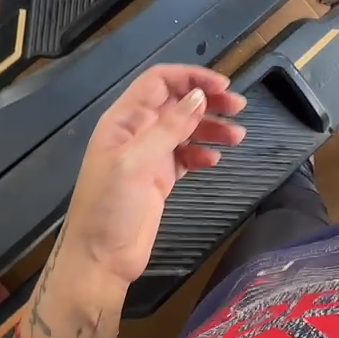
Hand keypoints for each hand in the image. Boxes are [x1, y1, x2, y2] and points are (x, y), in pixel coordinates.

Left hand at [53, 65, 246, 301]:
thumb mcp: (136, 162)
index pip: (159, 82)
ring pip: (186, 128)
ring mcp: (149, 155)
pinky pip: (187, 155)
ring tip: (238, 136)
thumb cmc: (110, 206)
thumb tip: (199, 97)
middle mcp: (137, 132)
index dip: (190, 78)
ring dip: (211, 127)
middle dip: (207, 101)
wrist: (99, 260)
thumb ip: (169, 128)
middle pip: (177, 103)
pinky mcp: (160, 178)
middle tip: (239, 107)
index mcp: (124, 120)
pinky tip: (215, 160)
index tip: (222, 86)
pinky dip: (203, 153)